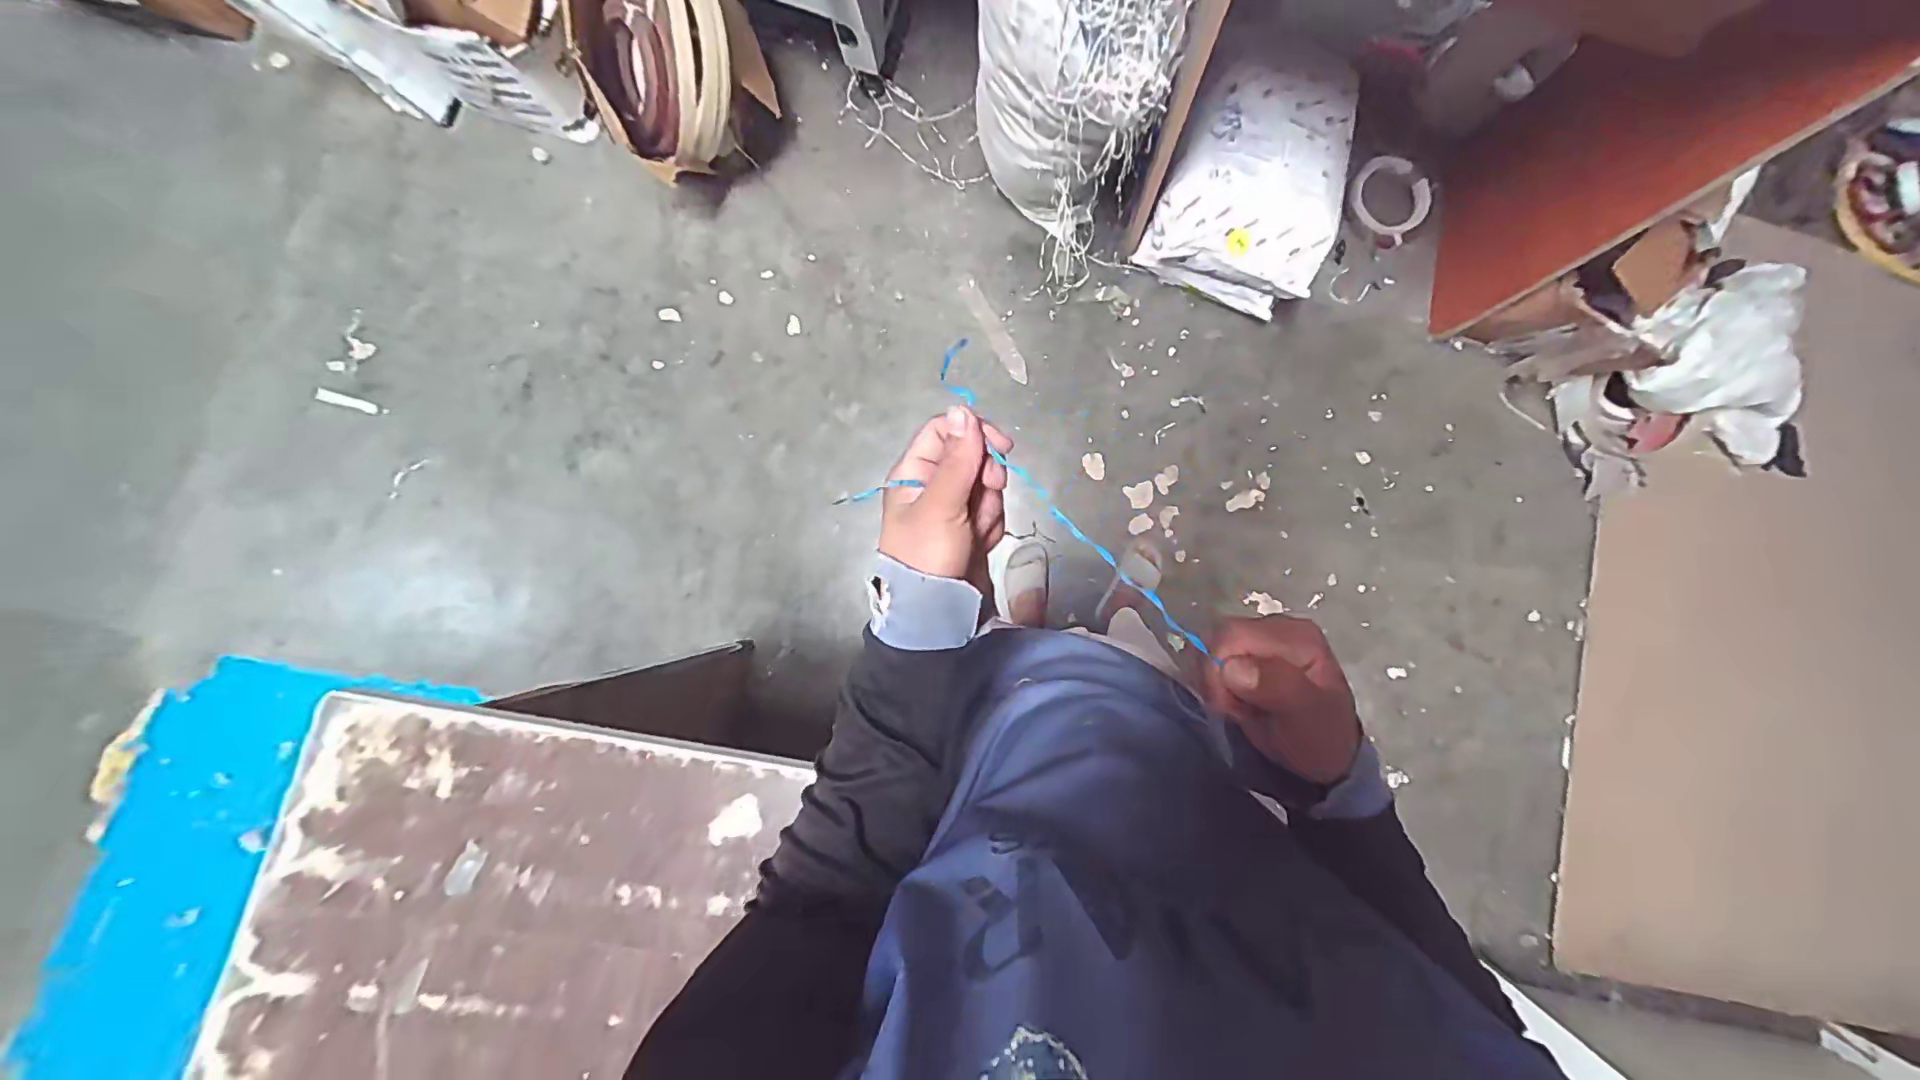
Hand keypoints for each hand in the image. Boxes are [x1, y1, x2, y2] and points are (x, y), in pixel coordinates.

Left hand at [878, 405, 1012, 585]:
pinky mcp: (970, 527)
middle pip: (973, 457)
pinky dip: (991, 526)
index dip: (975, 433)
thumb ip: (957, 458)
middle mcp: (933, 485)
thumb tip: (961, 408)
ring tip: (975, 532)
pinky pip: (991, 511)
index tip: (1002, 447)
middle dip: (986, 478)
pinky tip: (980, 542)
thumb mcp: (941, 504)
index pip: (946, 431)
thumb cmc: (928, 555)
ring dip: (988, 507)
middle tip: (987, 494)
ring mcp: (953, 507)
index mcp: (914, 472)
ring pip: (987, 485)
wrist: (936, 612)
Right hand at [1202, 616, 1361, 783]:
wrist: (1323, 757)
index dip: (1218, 670)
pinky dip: (1212, 684)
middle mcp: (1273, 628)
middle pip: (1215, 640)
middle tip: (1236, 710)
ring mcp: (1256, 640)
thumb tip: (1232, 667)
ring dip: (1213, 685)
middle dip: (1215, 680)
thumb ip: (1279, 687)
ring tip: (1238, 707)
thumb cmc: (1321, 737)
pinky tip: (1233, 701)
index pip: (1231, 635)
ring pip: (1206, 650)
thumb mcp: (1308, 717)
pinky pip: (1207, 660)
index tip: (1232, 707)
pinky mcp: (1241, 654)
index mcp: (1295, 635)